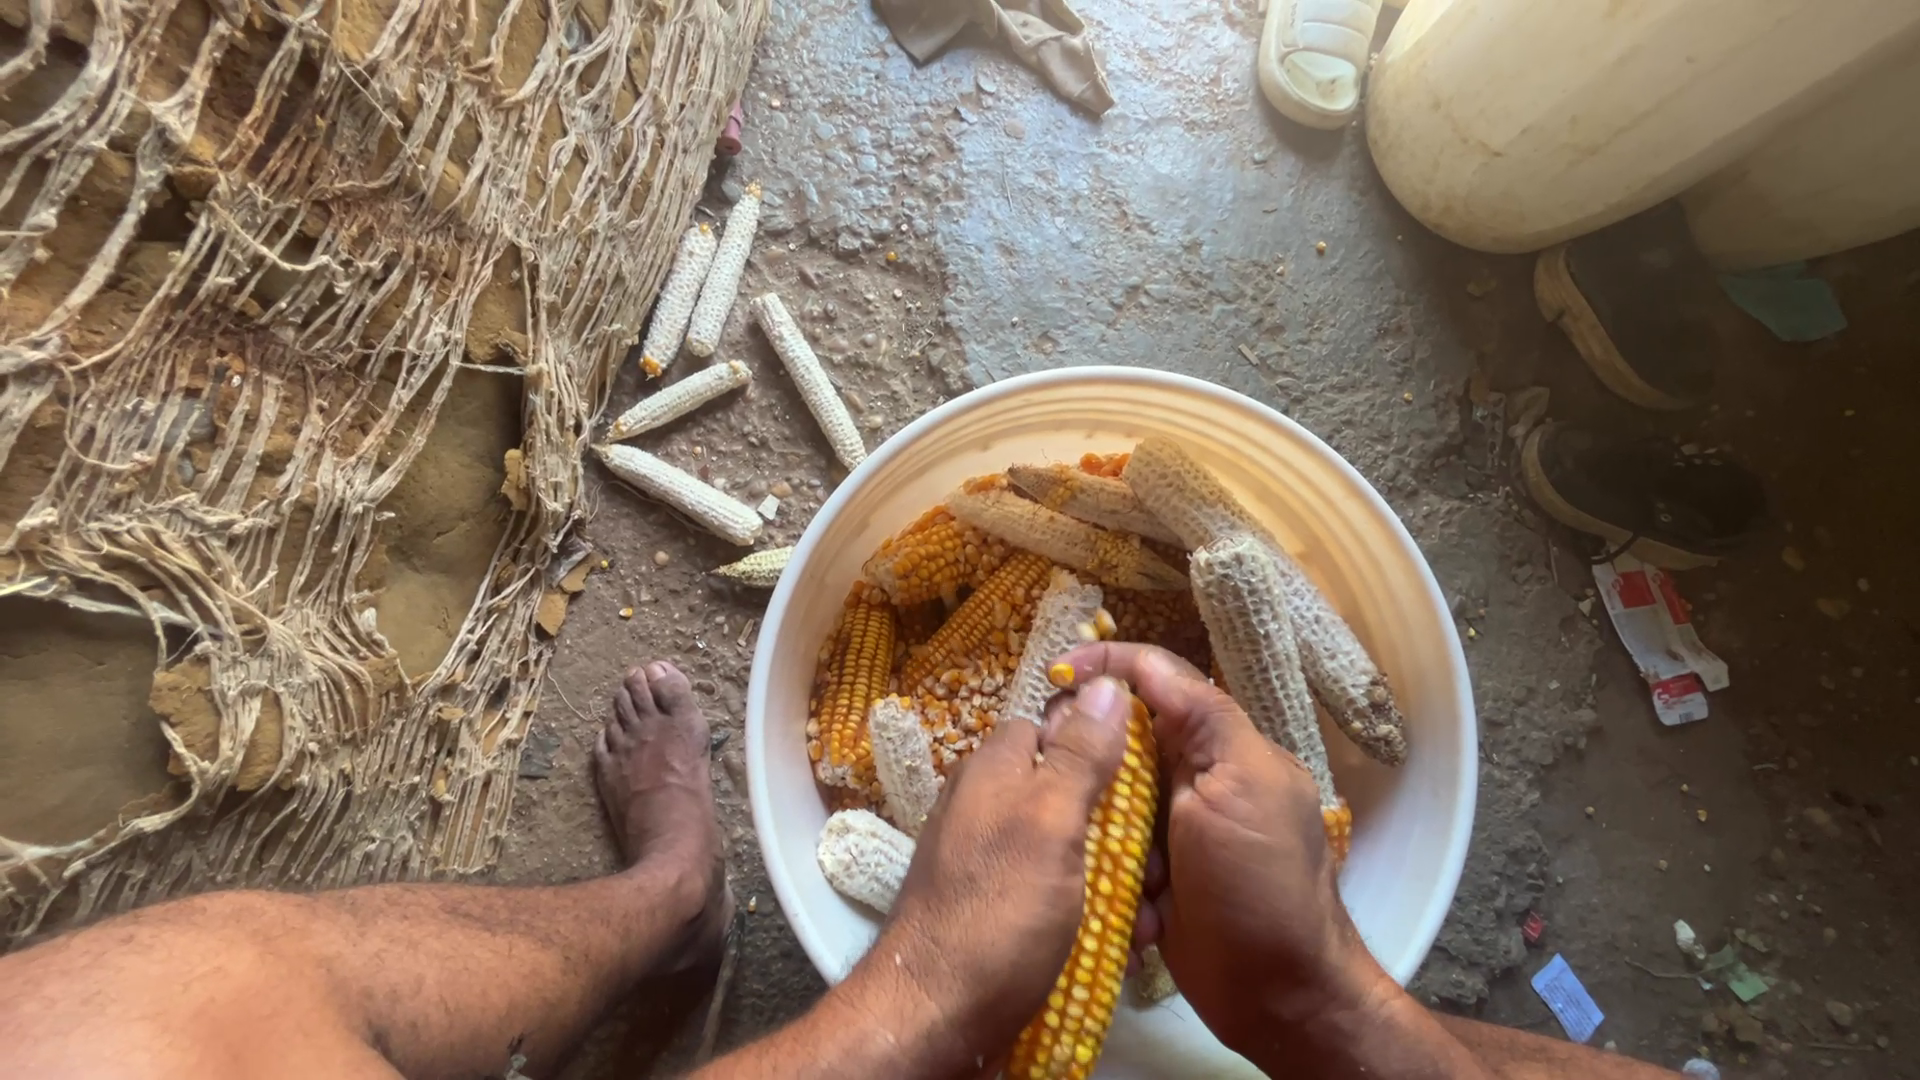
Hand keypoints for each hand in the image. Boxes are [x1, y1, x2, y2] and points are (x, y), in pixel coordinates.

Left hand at [841, 676, 1133, 1071]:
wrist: (934, 1012)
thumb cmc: (997, 907)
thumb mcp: (1050, 822)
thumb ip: (1080, 756)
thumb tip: (1106, 685)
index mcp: (993, 767)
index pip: (1050, 727)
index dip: (1095, 745)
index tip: (1139, 780)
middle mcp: (983, 800)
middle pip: (1062, 788)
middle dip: (1111, 827)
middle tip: (1151, 869)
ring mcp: (983, 852)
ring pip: (1061, 843)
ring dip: (1105, 876)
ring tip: (1141, 918)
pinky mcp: (991, 899)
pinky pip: (1045, 885)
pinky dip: (1078, 906)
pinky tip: (1110, 940)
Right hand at [1056, 643, 1393, 1062]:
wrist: (1277, 996)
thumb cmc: (1261, 882)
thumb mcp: (1243, 785)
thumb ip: (1203, 717)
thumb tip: (1147, 663)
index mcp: (1215, 742)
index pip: (1155, 678)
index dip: (1106, 665)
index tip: (1058, 672)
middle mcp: (1188, 772)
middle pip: (1118, 731)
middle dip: (1085, 744)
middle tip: (1053, 763)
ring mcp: (1165, 821)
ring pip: (1103, 787)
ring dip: (1093, 812)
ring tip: (1084, 834)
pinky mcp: (1146, 865)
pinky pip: (1105, 840)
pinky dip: (1102, 856)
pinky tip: (1105, 879)